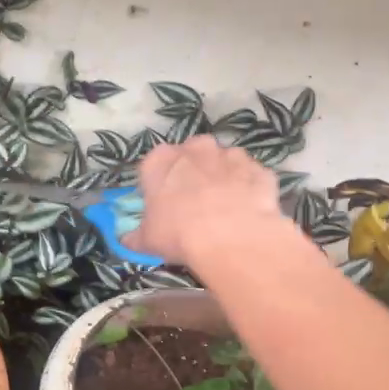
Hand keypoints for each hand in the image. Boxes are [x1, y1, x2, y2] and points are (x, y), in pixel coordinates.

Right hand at [127, 135, 286, 268]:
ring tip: (221, 206)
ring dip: (221, 176)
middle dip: (191, 170)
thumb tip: (128, 239)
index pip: (153, 164)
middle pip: (191, 153)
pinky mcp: (260, 169)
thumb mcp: (146, 240)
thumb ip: (135, 236)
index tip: (160, 200)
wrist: (232, 238)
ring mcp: (232, 156)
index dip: (157, 182)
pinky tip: (244, 210)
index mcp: (160, 161)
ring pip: (223, 160)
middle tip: (190, 199)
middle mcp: (196, 149)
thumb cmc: (178, 233)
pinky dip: (247, 188)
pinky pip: (250, 176)